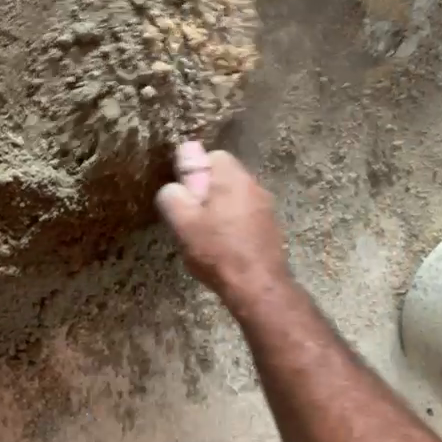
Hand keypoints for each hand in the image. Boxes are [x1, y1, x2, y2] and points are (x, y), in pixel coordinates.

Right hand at [155, 141, 292, 313]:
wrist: (257, 286)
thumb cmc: (217, 250)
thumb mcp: (182, 223)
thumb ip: (172, 197)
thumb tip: (172, 187)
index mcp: (232, 178)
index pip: (212, 155)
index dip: (193, 171)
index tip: (184, 194)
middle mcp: (254, 186)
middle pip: (224, 177)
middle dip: (205, 192)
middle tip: (190, 217)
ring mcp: (265, 207)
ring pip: (234, 197)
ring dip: (218, 209)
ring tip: (204, 235)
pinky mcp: (270, 227)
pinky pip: (244, 215)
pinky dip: (231, 224)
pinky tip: (222, 246)